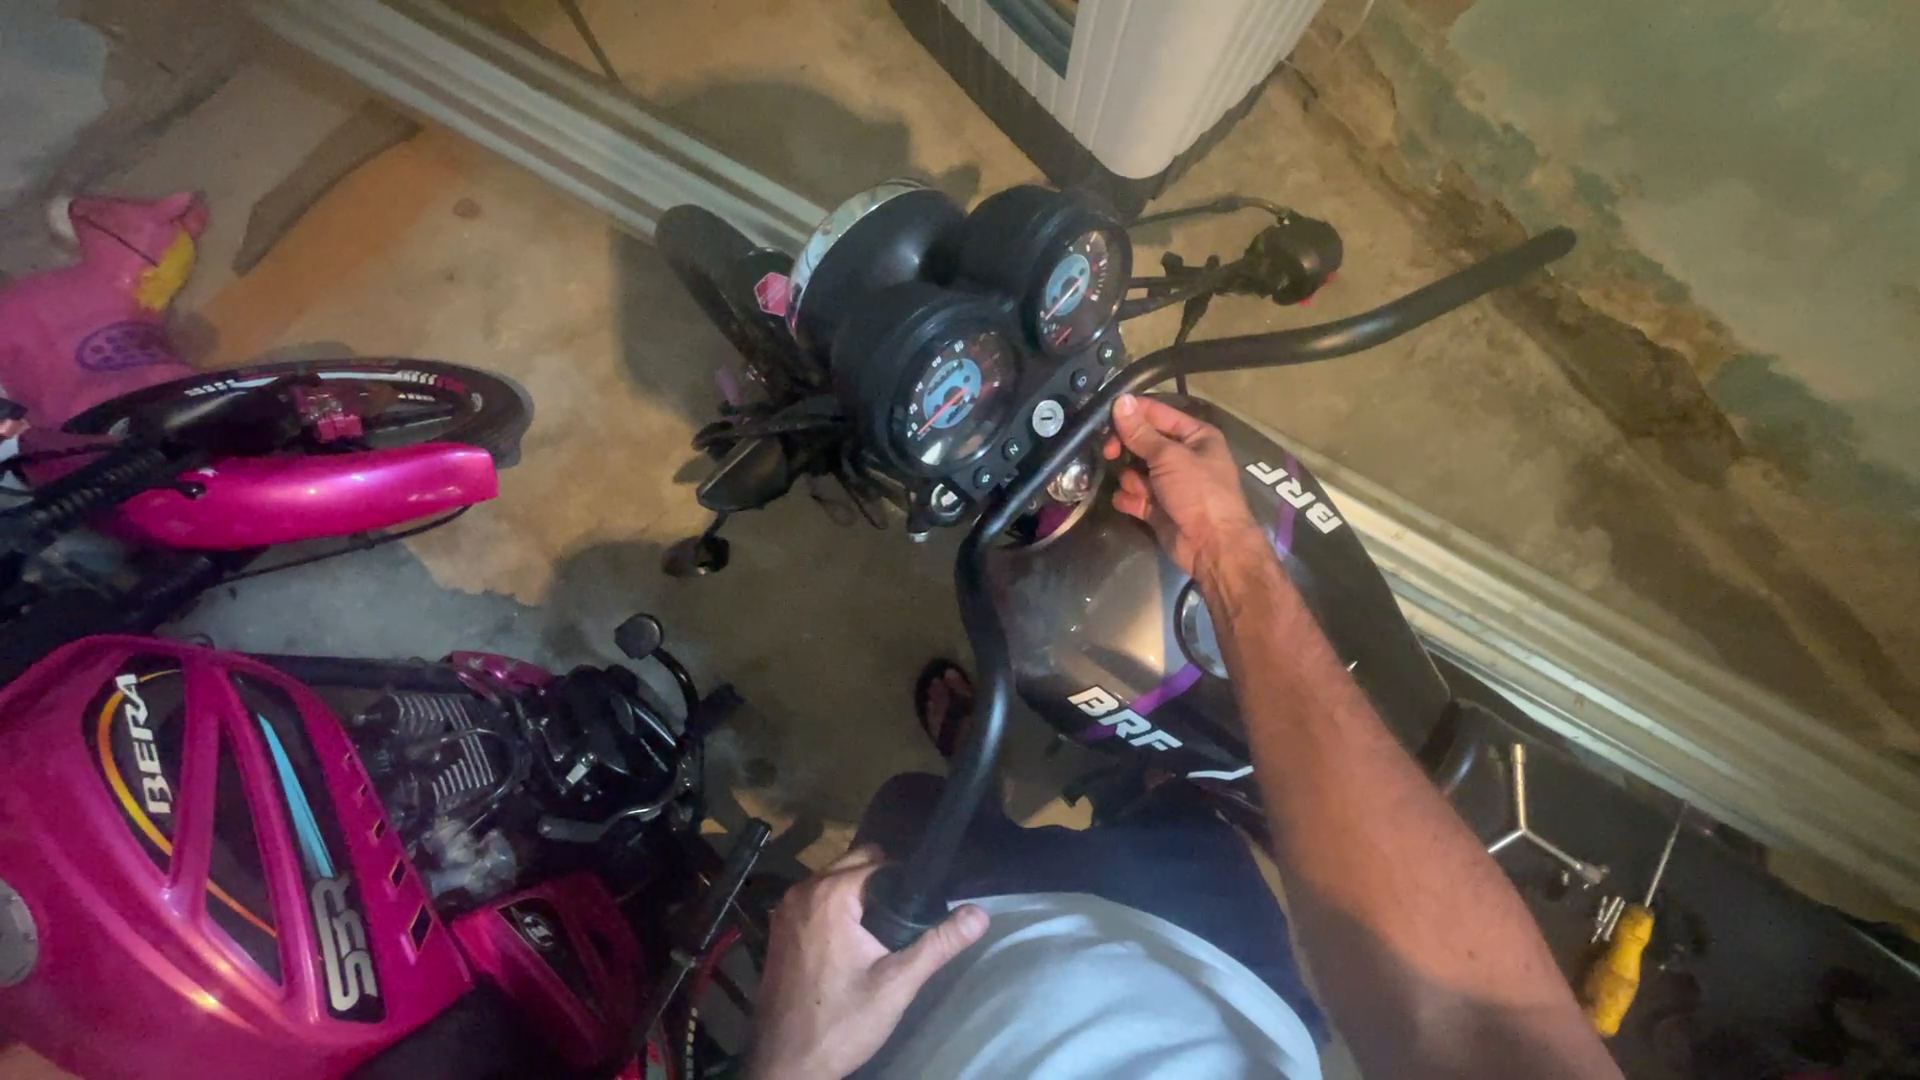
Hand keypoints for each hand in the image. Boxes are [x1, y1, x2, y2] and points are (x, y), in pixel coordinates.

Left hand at [750, 846, 989, 1079]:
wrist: (785, 1067)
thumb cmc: (841, 1023)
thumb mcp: (897, 984)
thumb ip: (939, 944)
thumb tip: (980, 914)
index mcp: (830, 894)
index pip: (880, 863)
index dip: (905, 880)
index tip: (921, 905)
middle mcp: (803, 890)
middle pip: (855, 863)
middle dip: (882, 883)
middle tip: (904, 919)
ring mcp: (786, 907)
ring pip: (835, 879)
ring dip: (859, 894)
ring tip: (884, 929)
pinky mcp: (779, 927)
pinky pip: (816, 898)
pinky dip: (836, 907)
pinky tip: (853, 941)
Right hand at [1103, 394, 1263, 576]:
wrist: (1212, 544)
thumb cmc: (1198, 492)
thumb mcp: (1169, 457)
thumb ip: (1141, 433)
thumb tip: (1121, 401)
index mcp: (1195, 436)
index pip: (1157, 414)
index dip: (1131, 414)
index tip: (1104, 417)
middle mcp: (1182, 456)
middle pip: (1142, 442)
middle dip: (1125, 449)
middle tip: (1110, 453)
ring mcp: (1169, 483)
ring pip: (1134, 471)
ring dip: (1130, 479)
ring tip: (1138, 489)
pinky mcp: (1158, 507)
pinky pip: (1134, 496)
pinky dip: (1129, 499)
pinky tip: (1132, 504)